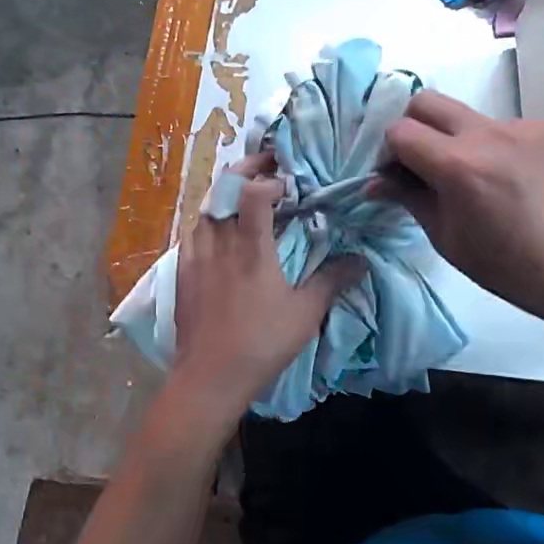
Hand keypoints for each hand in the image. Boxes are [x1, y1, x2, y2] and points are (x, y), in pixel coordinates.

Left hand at [172, 153, 365, 417]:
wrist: (209, 378)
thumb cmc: (261, 343)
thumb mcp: (305, 313)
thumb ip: (332, 280)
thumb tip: (361, 259)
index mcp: (251, 248)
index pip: (252, 193)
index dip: (270, 178)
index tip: (288, 185)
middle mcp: (219, 243)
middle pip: (223, 189)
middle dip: (244, 170)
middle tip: (265, 166)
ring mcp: (195, 256)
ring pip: (204, 208)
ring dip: (224, 193)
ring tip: (242, 195)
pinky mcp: (181, 272)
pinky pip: (191, 232)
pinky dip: (206, 219)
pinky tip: (216, 230)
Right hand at [380, 92, 543, 330]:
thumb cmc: (514, 270)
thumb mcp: (450, 241)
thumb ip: (410, 199)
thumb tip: (376, 182)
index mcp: (459, 167)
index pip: (400, 130)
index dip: (391, 153)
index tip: (400, 176)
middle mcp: (491, 134)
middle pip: (429, 102)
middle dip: (416, 127)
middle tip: (429, 163)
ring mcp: (529, 126)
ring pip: (476, 119)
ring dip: (466, 144)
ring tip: (491, 185)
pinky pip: (514, 129)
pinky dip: (506, 150)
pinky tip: (525, 183)